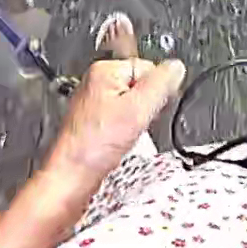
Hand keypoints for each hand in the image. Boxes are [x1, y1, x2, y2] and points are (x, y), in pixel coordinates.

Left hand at [43, 56, 186, 192]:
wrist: (69, 181)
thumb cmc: (94, 146)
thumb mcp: (139, 109)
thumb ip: (161, 84)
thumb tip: (177, 67)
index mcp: (105, 69)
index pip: (149, 67)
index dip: (157, 90)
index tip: (152, 108)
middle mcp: (96, 81)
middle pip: (141, 84)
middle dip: (146, 105)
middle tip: (136, 124)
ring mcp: (94, 101)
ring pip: (132, 103)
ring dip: (136, 119)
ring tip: (125, 135)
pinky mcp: (94, 120)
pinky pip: (122, 117)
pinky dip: (126, 129)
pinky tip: (118, 141)